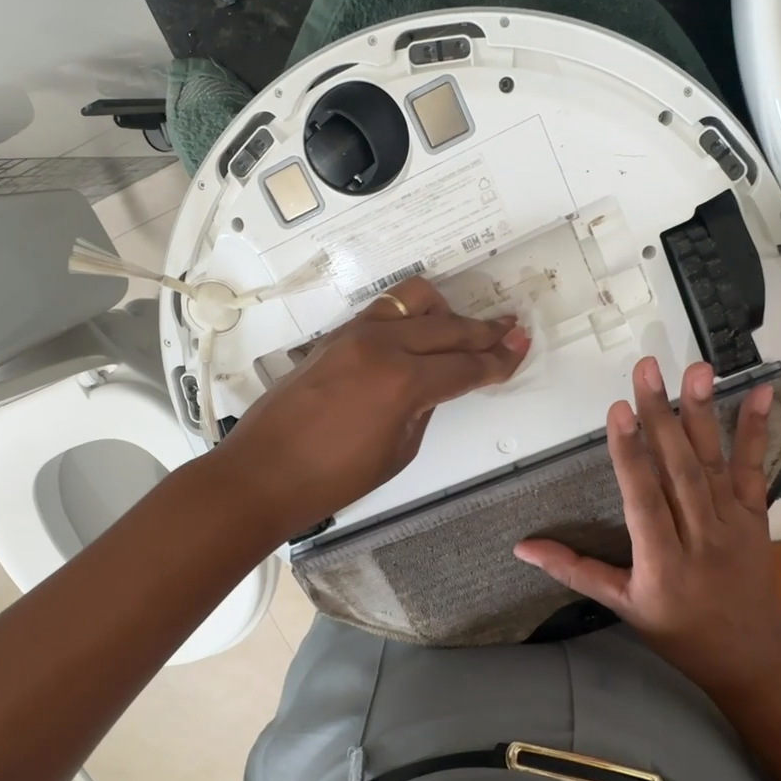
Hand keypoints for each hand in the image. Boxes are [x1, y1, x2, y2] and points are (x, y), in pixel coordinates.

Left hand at [215, 277, 530, 537]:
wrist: (262, 474)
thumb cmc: (330, 480)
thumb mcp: (397, 451)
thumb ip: (423, 408)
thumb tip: (434, 384)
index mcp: (402, 382)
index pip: (465, 366)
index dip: (498, 361)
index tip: (519, 349)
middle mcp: (380, 346)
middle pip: (448, 327)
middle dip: (484, 331)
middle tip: (509, 329)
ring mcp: (353, 335)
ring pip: (413, 300)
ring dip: (445, 311)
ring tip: (462, 327)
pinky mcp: (333, 337)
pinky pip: (383, 311)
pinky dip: (409, 316)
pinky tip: (419, 331)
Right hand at [514, 357, 780, 691]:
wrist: (749, 656)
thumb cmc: (677, 632)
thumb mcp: (622, 606)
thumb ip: (574, 570)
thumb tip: (522, 547)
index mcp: (661, 562)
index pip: (643, 500)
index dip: (630, 455)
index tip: (619, 411)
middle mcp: (699, 537)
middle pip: (677, 469)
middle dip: (660, 415)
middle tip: (648, 369)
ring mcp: (732, 524)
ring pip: (713, 463)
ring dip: (704, 412)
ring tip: (697, 369)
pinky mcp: (756, 516)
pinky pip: (755, 470)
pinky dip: (757, 430)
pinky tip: (762, 392)